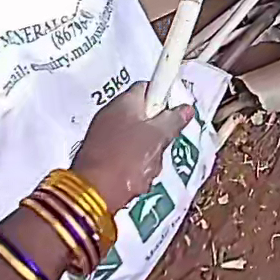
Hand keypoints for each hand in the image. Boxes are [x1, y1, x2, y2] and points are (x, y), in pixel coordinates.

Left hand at [71, 82, 195, 211]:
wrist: (93, 193)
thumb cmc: (127, 159)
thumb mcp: (157, 137)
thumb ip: (173, 120)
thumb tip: (186, 107)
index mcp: (124, 102)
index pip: (148, 87)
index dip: (164, 97)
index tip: (176, 114)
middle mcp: (111, 113)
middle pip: (144, 116)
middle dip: (158, 133)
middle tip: (163, 147)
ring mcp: (103, 134)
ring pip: (137, 139)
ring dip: (148, 154)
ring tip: (149, 169)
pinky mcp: (99, 155)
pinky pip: (125, 155)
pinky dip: (134, 166)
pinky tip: (136, 180)